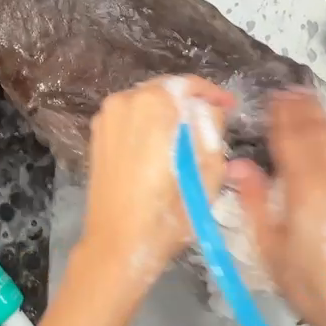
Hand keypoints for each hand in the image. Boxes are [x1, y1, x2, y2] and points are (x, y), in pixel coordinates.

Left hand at [74, 76, 232, 306]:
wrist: (117, 241)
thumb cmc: (168, 212)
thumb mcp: (207, 172)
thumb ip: (211, 130)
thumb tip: (209, 110)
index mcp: (152, 105)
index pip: (186, 84)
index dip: (211, 92)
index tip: (228, 105)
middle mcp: (124, 101)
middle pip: (163, 89)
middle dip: (189, 102)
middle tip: (212, 120)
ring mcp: (106, 116)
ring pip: (144, 101)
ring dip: (167, 111)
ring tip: (189, 135)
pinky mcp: (96, 132)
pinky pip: (128, 116)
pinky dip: (147, 122)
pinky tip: (161, 145)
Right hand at [228, 91, 325, 325]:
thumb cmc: (313, 290)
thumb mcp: (270, 250)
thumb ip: (255, 200)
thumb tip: (240, 165)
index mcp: (307, 191)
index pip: (292, 139)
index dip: (282, 116)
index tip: (274, 96)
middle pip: (319, 133)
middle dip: (304, 110)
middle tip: (291, 91)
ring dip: (324, 121)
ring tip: (311, 105)